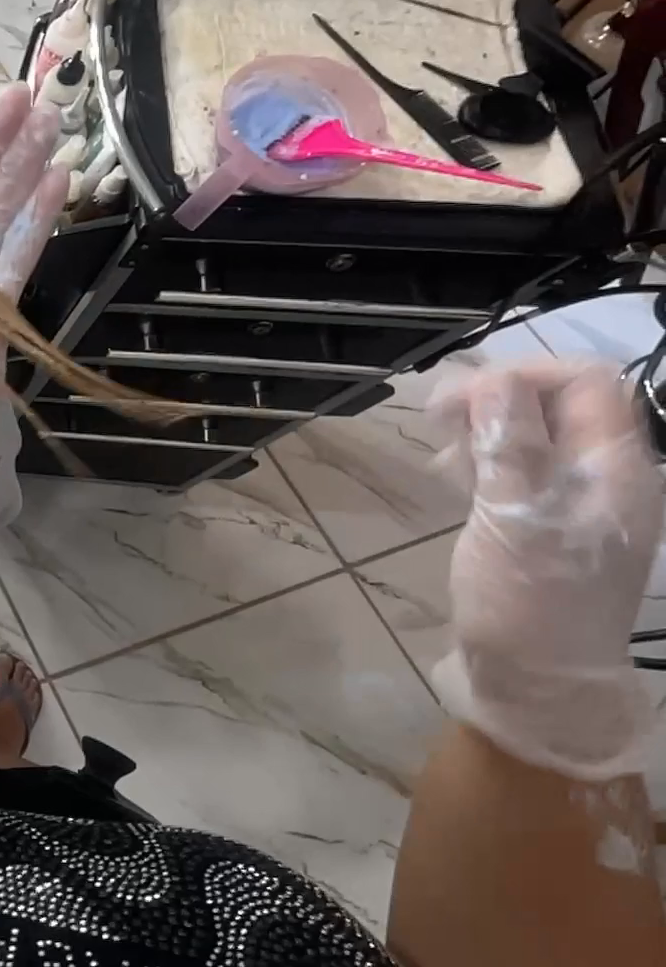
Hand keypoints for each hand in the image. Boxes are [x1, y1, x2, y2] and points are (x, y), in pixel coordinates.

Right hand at [432, 359, 663, 779]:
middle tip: (435, 421)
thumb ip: (510, 447)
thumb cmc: (527, 596)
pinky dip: (482, 458)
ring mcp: (574, 500)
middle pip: (557, 405)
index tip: (456, 399)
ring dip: (482, 429)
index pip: (587, 385)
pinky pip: (519, 468)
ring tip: (440, 453)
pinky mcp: (541, 520)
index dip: (522, 375)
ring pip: (532, 435)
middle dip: (494, 399)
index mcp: (616, 471)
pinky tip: (451, 475)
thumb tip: (494, 380)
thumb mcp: (516, 518)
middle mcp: (604, 477)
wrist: (535, 674)